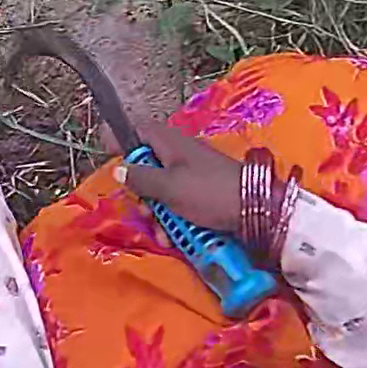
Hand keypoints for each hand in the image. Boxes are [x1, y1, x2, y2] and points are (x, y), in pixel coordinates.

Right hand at [115, 119, 240, 230]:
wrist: (258, 211)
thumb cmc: (208, 193)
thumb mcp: (168, 187)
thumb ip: (140, 178)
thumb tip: (118, 169)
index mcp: (170, 142)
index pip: (138, 130)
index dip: (122, 139)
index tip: (108, 153)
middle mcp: (180, 154)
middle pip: (147, 165)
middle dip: (141, 191)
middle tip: (144, 209)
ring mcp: (193, 173)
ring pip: (162, 188)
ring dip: (158, 212)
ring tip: (164, 233)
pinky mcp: (204, 193)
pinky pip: (179, 202)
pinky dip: (175, 219)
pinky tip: (176, 238)